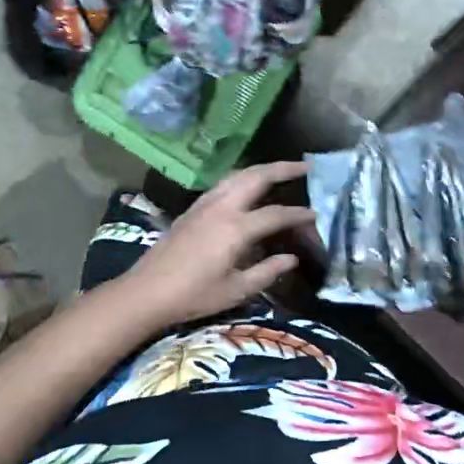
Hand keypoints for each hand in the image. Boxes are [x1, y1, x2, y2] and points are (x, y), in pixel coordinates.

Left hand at [116, 161, 314, 329]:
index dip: (299, 214)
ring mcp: (203, 205)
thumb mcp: (236, 290)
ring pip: (237, 175)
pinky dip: (241, 179)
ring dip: (260, 170)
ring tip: (279, 171)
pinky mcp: (191, 209)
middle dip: (282, 168)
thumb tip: (291, 258)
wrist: (147, 291)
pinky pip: (223, 184)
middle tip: (305, 167)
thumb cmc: (194, 296)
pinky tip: (246, 188)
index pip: (276, 214)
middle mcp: (221, 207)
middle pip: (256, 177)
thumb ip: (267, 272)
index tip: (316, 215)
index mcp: (236, 228)